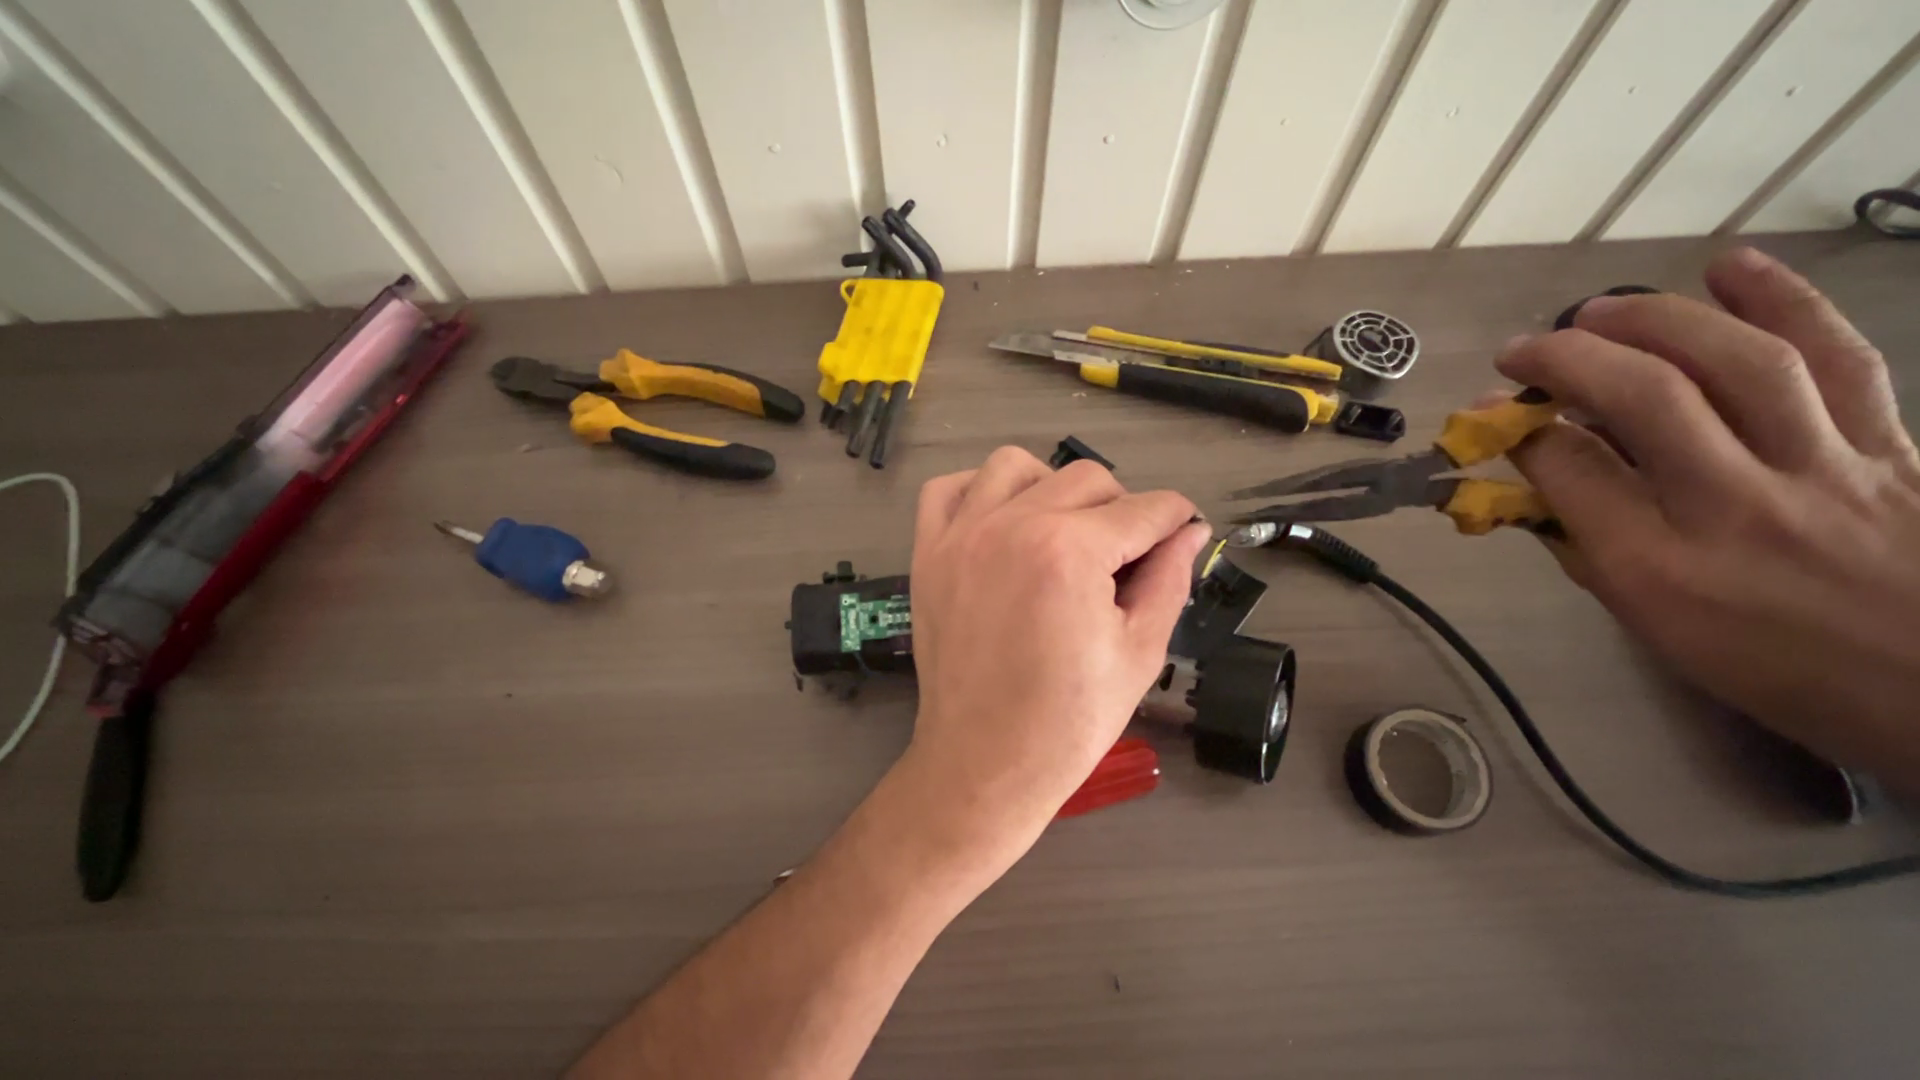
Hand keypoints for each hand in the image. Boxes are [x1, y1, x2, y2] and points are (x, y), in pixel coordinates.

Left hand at [896, 448, 1211, 862]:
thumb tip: (1189, 532)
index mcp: (1070, 551)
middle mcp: (1012, 525)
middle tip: (1127, 557)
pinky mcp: (929, 553)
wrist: (985, 761)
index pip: (1145, 508)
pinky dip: (979, 492)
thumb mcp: (1140, 651)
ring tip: (1065, 534)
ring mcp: (962, 535)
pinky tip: (1003, 523)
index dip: (1177, 520)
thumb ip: (1169, 578)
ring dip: (1052, 488)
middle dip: (1123, 510)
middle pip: (1088, 478)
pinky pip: (949, 489)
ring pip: (1016, 466)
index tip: (1184, 532)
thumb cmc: (1070, 720)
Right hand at [1498, 246, 1919, 784]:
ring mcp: (1823, 470)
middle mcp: (1734, 508)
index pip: (1569, 470)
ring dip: (1658, 318)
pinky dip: (1786, 299)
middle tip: (1527, 348)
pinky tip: (1733, 265)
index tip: (1487, 411)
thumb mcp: (1648, 622)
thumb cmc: (1768, 668)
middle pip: (1647, 398)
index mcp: (1659, 569)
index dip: (1514, 427)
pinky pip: (1841, 359)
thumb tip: (1536, 471)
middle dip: (1570, 357)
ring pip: (1742, 362)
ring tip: (1602, 307)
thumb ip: (1587, 541)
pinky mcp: (1892, 447)